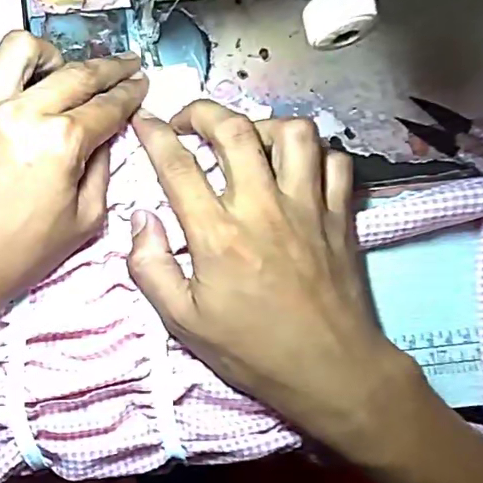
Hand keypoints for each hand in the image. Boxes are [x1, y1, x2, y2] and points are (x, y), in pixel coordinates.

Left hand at [0, 32, 146, 342]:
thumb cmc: (22, 252)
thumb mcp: (85, 219)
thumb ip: (101, 169)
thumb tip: (105, 134)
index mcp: (61, 144)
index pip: (107, 106)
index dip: (130, 93)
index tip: (141, 82)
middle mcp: (21, 114)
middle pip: (76, 72)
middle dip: (109, 67)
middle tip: (124, 65)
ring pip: (19, 48)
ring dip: (49, 55)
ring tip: (58, 71)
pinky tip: (5, 79)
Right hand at [128, 101, 426, 448]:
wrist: (330, 371)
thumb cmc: (253, 351)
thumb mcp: (184, 323)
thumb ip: (150, 267)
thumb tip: (142, 219)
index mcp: (217, 235)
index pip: (178, 165)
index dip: (154, 134)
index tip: (144, 120)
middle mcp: (263, 207)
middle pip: (234, 130)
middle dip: (204, 111)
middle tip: (190, 122)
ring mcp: (308, 207)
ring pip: (294, 133)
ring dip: (265, 125)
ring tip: (249, 141)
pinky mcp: (340, 216)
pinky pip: (335, 162)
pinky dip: (315, 154)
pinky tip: (298, 169)